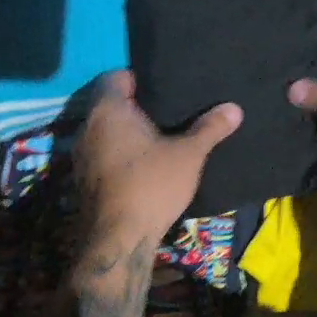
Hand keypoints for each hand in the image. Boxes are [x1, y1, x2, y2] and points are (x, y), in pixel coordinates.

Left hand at [66, 71, 239, 316]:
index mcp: (109, 110)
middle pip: (111, 105)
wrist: (119, 238)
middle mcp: (88, 126)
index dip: (140, 78)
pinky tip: (144, 166)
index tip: (166, 87)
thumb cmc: (152, 185)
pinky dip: (121, 155)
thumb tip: (234, 108)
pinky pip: (104, 155)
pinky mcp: (84, 179)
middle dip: (138, 107)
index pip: (117, 77)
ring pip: (106, 132)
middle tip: (170, 111)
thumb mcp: (189, 154)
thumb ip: (210, 128)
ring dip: (128, 134)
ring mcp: (82, 155)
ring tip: (160, 137)